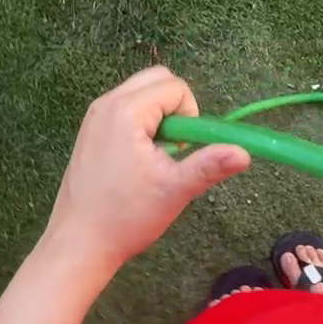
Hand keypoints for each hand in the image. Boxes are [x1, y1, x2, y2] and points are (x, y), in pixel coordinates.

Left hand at [39, 67, 249, 277]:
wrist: (78, 244)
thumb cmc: (127, 217)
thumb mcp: (175, 190)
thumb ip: (210, 165)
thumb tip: (245, 153)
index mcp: (126, 110)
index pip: (176, 87)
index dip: (189, 115)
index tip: (180, 151)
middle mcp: (107, 102)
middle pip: (157, 79)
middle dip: (175, 107)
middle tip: (171, 148)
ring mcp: (95, 114)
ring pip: (142, 91)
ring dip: (158, 115)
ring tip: (154, 156)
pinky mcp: (90, 128)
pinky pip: (126, 106)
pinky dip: (141, 121)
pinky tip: (135, 160)